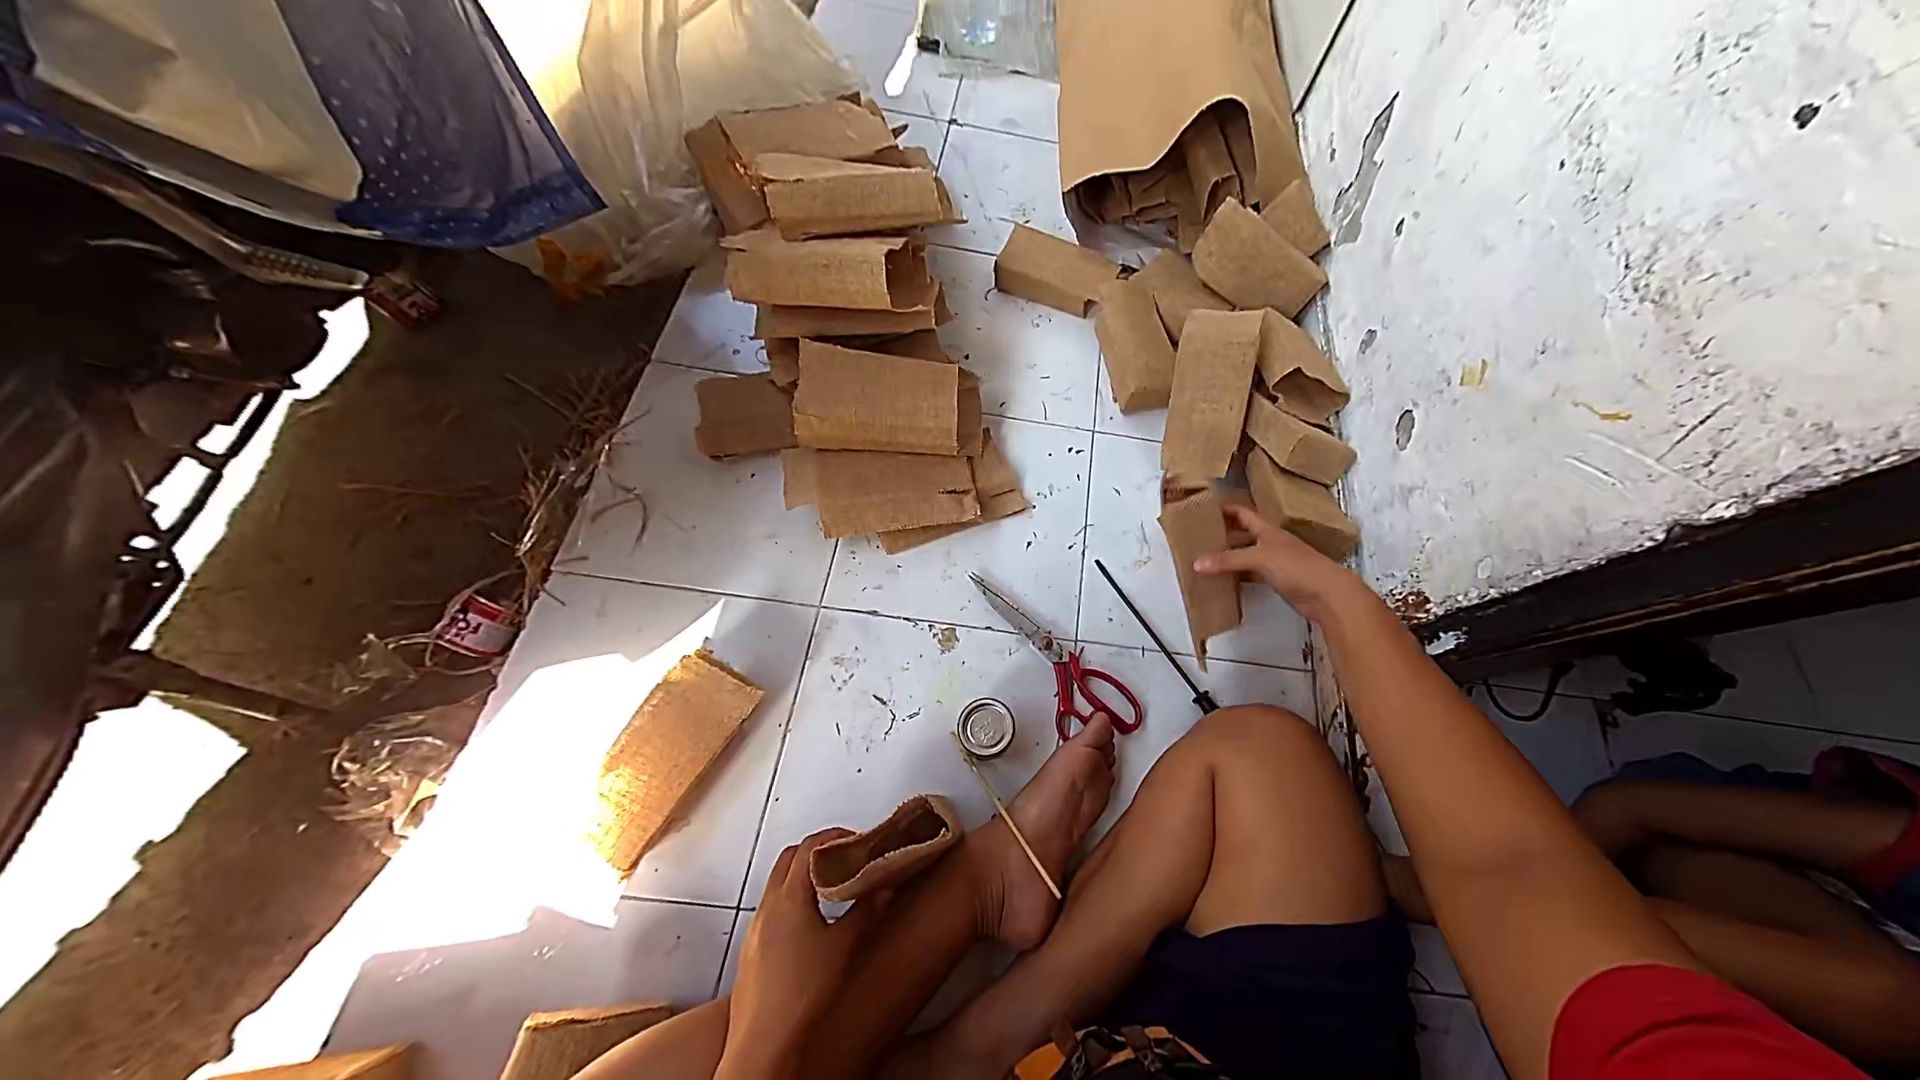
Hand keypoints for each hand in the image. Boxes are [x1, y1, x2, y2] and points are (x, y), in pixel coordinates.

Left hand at [722, 829, 886, 1071]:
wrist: (763, 1044)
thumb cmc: (802, 993)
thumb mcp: (843, 948)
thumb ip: (865, 912)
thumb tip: (883, 889)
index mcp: (788, 897)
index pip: (808, 847)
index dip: (833, 837)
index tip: (855, 841)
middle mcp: (767, 906)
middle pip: (789, 857)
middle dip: (816, 850)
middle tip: (843, 858)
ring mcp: (755, 927)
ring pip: (778, 882)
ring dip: (802, 874)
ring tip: (831, 887)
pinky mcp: (751, 949)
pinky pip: (771, 907)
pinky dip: (792, 898)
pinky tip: (811, 921)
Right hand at [1194, 505, 1363, 622]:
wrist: (1327, 594)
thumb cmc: (1301, 567)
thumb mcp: (1259, 558)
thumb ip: (1228, 560)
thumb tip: (1199, 563)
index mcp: (1268, 530)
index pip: (1243, 513)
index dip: (1226, 509)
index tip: (1206, 509)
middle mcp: (1270, 543)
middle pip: (1242, 534)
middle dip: (1223, 534)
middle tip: (1201, 536)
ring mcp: (1274, 562)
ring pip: (1245, 555)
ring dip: (1228, 557)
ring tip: (1207, 558)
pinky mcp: (1276, 580)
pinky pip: (1250, 575)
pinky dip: (1236, 576)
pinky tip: (1225, 580)